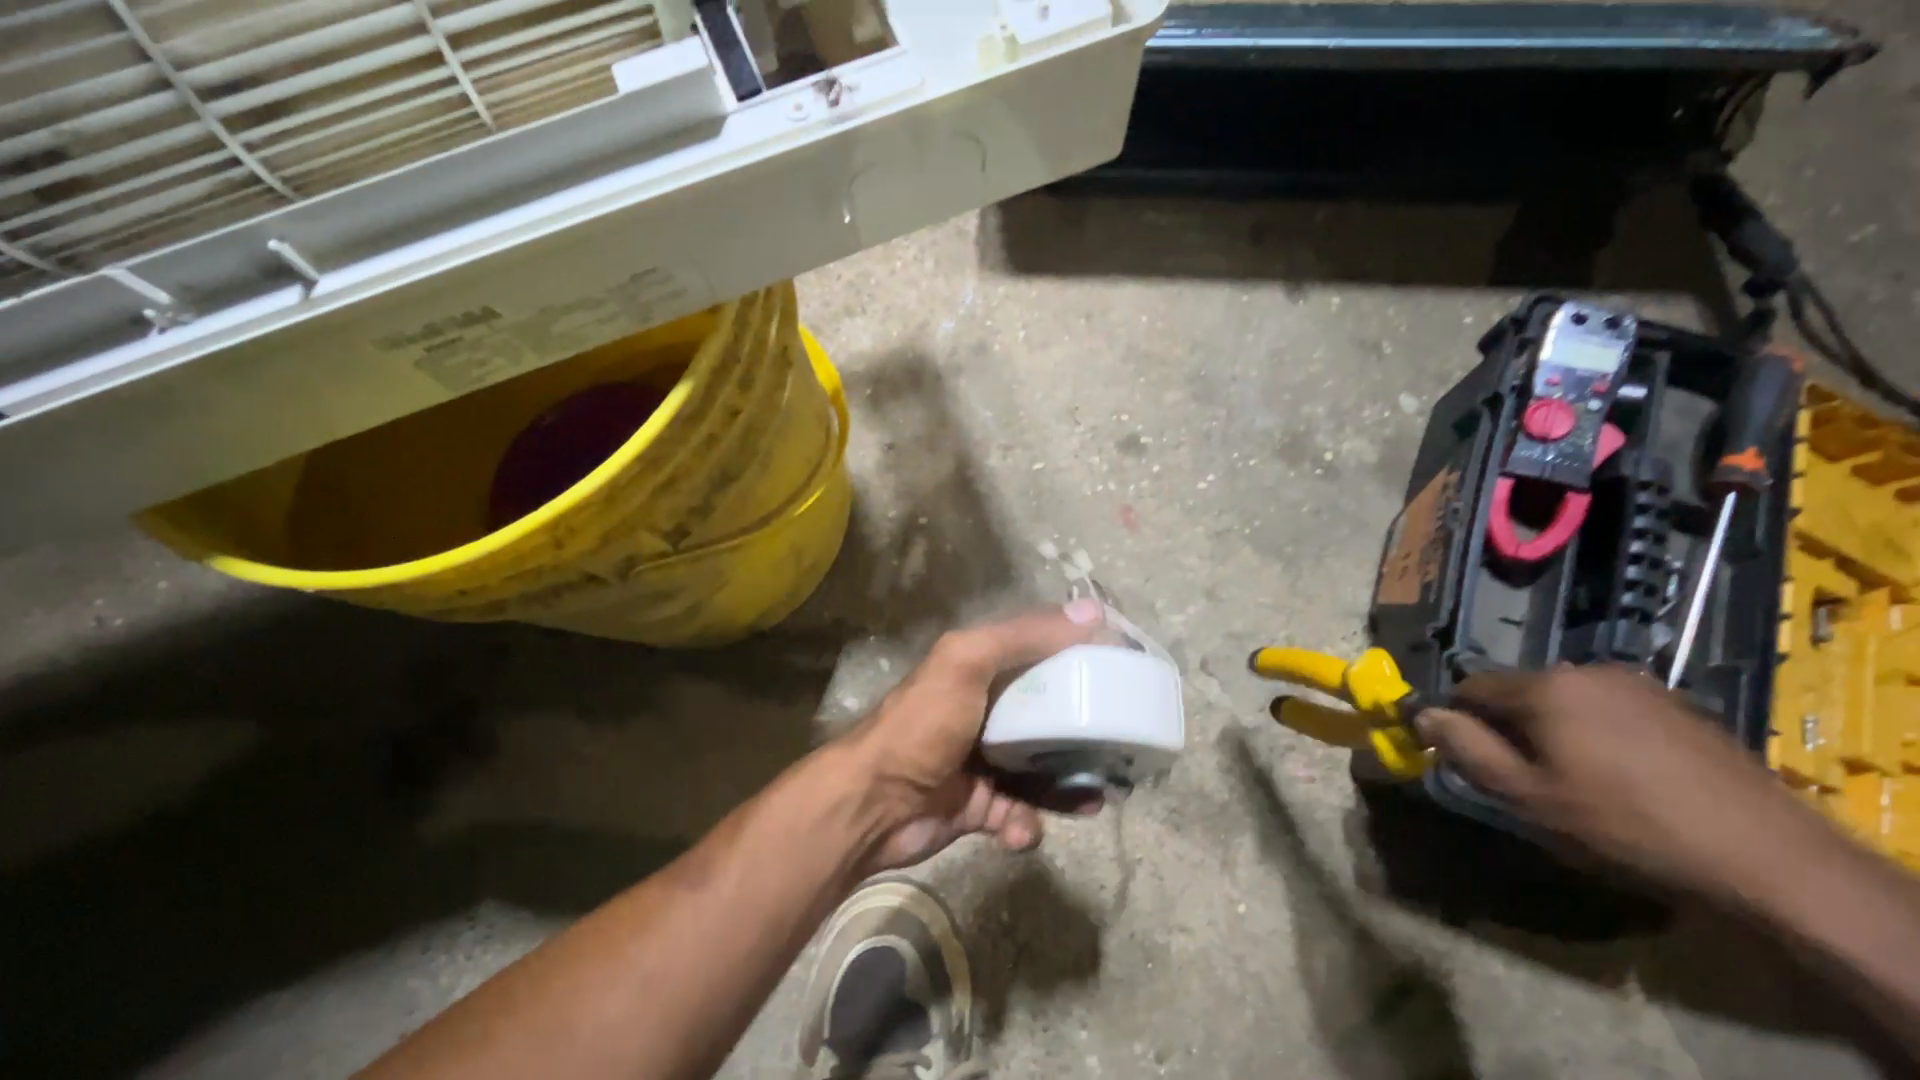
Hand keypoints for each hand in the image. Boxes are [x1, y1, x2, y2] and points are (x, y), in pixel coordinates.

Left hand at [844, 598, 1106, 871]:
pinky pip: (1020, 815)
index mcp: (981, 671)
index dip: (1082, 658)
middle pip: (1051, 716)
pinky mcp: (981, 808)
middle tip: (1123, 744)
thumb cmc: (921, 725)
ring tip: (1096, 799)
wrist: (871, 804)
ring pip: (1044, 772)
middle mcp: (986, 712)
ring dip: (1070, 787)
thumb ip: (1024, 636)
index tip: (1127, 669)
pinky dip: (1025, 825)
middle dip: (1086, 732)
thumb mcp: (967, 662)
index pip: (1042, 655)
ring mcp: (985, 762)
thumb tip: (1093, 611)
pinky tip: (1020, 830)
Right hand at [1415, 666, 1815, 901]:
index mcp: (1547, 686)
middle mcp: (1590, 670)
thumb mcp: (1528, 799)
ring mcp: (1642, 685)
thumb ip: (1468, 751)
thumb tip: (1422, 713)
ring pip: (1570, 702)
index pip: (1472, 686)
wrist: (1764, 855)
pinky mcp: (1682, 708)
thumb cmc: (1625, 827)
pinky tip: (1626, 782)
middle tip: (1523, 783)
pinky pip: (1614, 712)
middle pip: (1523, 692)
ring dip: (1557, 732)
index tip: (1463, 759)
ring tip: (1577, 786)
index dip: (1457, 720)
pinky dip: (1601, 737)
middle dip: (1511, 727)